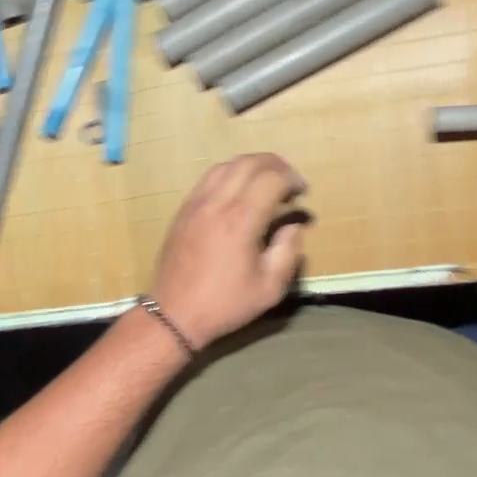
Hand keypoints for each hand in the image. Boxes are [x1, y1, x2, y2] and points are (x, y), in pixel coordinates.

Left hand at [147, 153, 307, 348]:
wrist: (174, 313)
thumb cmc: (224, 304)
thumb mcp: (270, 288)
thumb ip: (288, 252)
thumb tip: (292, 227)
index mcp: (240, 221)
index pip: (271, 179)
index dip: (292, 179)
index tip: (302, 193)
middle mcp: (216, 203)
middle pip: (248, 162)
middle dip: (275, 164)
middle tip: (289, 180)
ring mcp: (195, 204)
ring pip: (225, 165)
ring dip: (250, 165)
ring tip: (266, 182)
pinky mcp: (183, 210)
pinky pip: (208, 179)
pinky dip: (229, 175)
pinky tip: (238, 192)